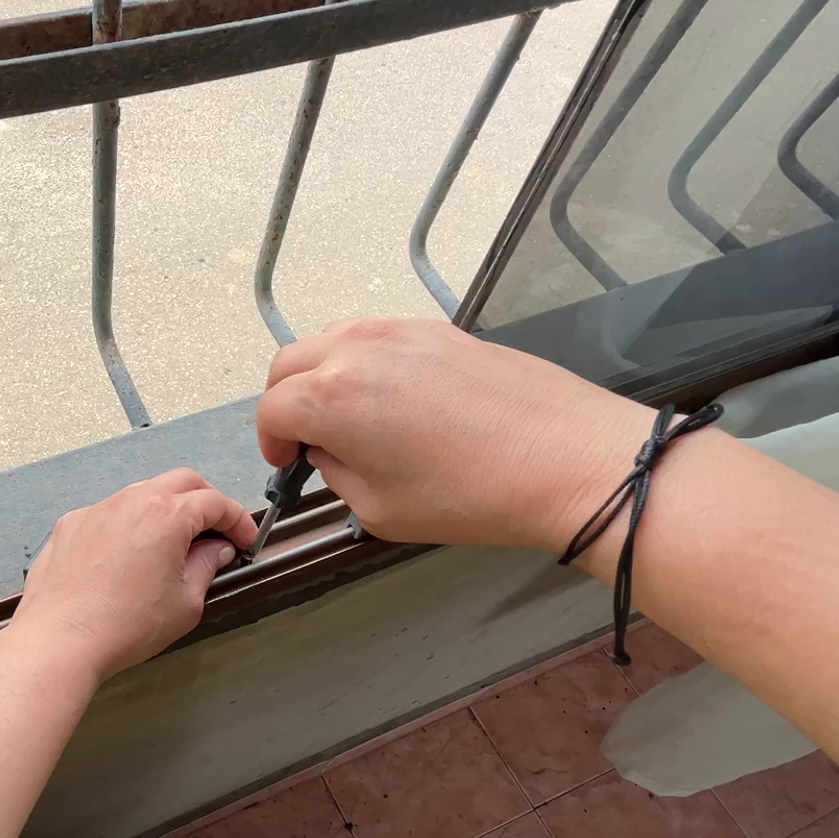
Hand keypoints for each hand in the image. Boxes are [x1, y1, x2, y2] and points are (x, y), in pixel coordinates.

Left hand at [14, 469, 256, 680]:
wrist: (60, 639)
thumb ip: (206, 566)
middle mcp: (130, 501)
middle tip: (216, 529)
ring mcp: (96, 510)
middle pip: (181, 482)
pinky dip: (129, 523)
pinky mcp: (70, 526)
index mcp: (165, 515)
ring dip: (165, 508)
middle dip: (206, 500)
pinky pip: (109, 512)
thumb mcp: (185, 602)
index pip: (214, 502)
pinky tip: (129, 555)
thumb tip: (216, 551)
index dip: (237, 519)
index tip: (244, 538)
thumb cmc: (123, 625)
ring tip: (173, 542)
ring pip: (142, 492)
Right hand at [257, 318, 659, 549]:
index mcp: (331, 397)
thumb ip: (334, 472)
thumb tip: (327, 449)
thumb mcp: (377, 509)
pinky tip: (387, 395)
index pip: (271, 410)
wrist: (568, 460)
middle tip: (305, 438)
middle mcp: (356, 350)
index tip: (288, 463)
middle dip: (284, 402)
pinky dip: (359, 360)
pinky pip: (373, 334)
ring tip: (344, 414)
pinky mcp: (436, 328)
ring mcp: (398, 330)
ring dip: (318, 375)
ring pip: (327, 340)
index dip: (271, 442)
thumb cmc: (471, 495)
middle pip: (287, 364)